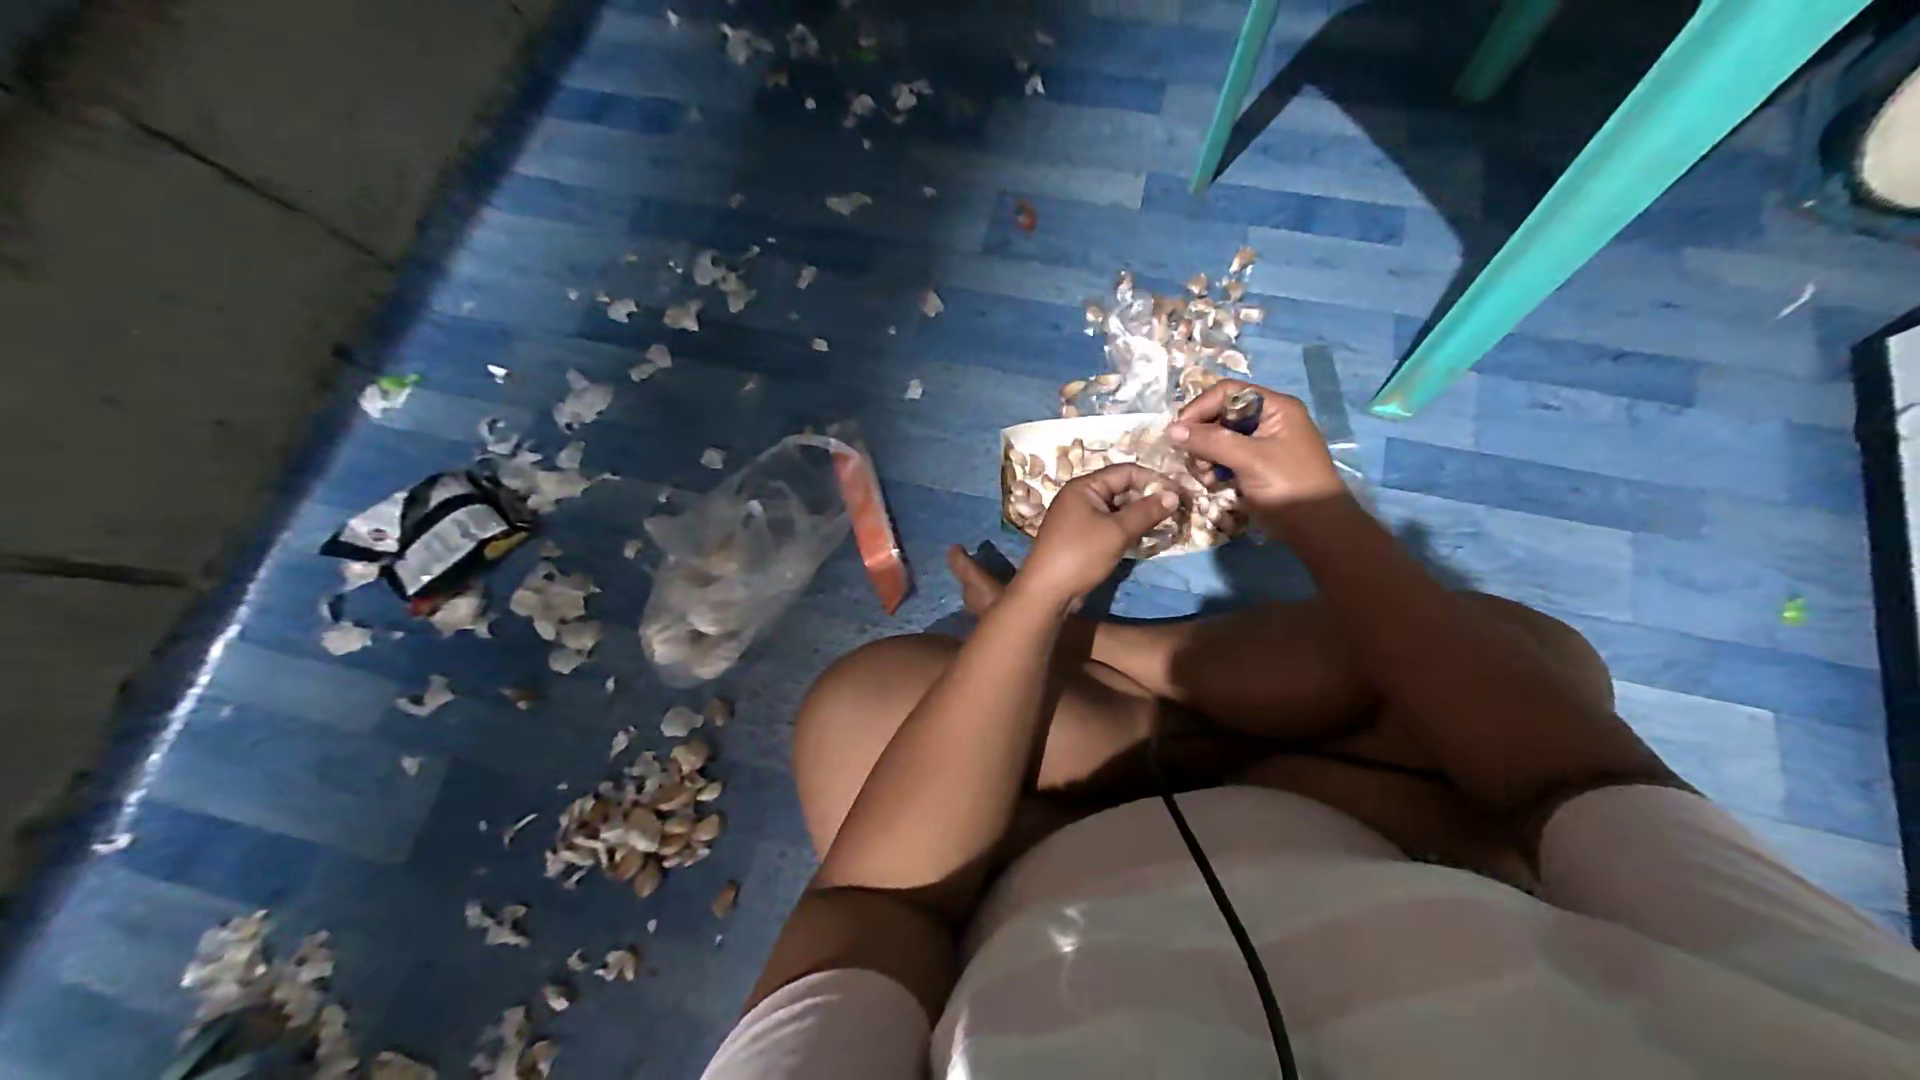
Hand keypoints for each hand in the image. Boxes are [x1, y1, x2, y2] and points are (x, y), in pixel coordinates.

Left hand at [1016, 463, 1177, 602]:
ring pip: (1117, 509)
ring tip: (1167, 523)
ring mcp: (1080, 517)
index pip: (1126, 471)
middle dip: (1148, 498)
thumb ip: (1146, 511)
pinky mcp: (1082, 537)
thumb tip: (1174, 495)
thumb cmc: (1080, 554)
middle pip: (1121, 489)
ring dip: (1140, 515)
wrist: (1047, 590)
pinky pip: (1110, 525)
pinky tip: (1147, 537)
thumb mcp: (1117, 531)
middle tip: (1177, 510)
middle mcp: (1081, 497)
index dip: (1154, 479)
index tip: (1179, 492)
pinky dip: (1128, 529)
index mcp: (1084, 486)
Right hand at [1169, 380, 1345, 517]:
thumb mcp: (1248, 459)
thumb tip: (1171, 430)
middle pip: (1221, 416)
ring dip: (1205, 456)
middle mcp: (1268, 420)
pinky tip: (1213, 483)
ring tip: (1205, 477)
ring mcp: (1263, 444)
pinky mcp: (1256, 466)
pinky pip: (1226, 458)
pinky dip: (1214, 468)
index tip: (1178, 432)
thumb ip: (1210, 441)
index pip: (1227, 393)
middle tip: (1193, 460)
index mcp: (1275, 407)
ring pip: (1219, 439)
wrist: (1318, 528)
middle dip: (1202, 437)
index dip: (1199, 408)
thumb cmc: (1288, 485)